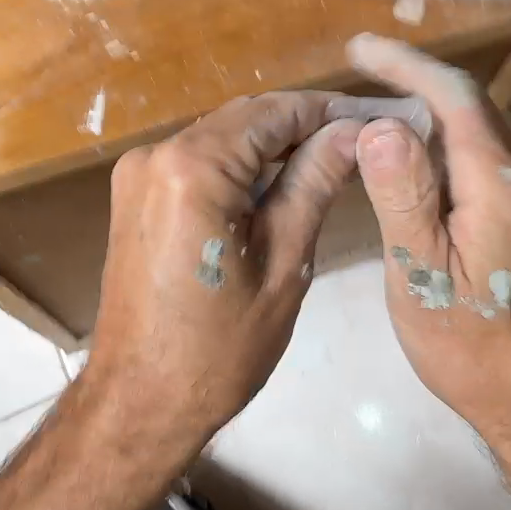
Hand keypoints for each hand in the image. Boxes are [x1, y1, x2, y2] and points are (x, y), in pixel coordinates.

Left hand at [83, 92, 363, 460]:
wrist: (140, 397)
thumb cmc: (220, 347)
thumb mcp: (285, 264)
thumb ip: (315, 185)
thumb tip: (354, 131)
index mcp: (192, 167)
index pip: (274, 112)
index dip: (329, 111)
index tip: (378, 118)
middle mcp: (155, 154)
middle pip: (243, 119)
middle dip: (301, 127)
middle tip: (362, 141)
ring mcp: (136, 174)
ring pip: (219, 138)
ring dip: (270, 146)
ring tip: (331, 162)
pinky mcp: (132, 196)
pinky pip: (195, 163)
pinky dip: (237, 167)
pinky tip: (277, 185)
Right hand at [344, 34, 510, 443]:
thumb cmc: (471, 345)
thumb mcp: (422, 275)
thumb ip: (403, 197)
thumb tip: (381, 124)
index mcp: (496, 185)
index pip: (454, 97)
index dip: (406, 64)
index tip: (358, 48)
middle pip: (470, 105)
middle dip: (414, 76)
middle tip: (359, 67)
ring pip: (476, 130)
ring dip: (428, 104)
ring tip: (376, 99)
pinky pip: (478, 158)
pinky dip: (440, 138)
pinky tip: (410, 155)